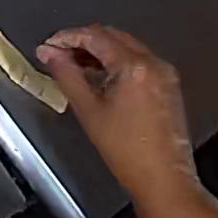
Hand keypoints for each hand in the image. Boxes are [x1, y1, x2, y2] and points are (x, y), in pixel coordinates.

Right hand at [37, 25, 199, 203]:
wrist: (164, 180)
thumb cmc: (125, 151)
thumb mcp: (88, 110)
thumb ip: (66, 75)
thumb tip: (48, 52)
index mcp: (134, 67)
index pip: (95, 37)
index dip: (67, 37)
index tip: (49, 45)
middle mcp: (153, 63)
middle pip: (112, 36)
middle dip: (83, 41)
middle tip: (59, 53)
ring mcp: (164, 73)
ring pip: (125, 46)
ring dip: (99, 50)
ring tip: (74, 64)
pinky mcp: (168, 84)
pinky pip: (138, 60)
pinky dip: (116, 61)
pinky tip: (99, 75)